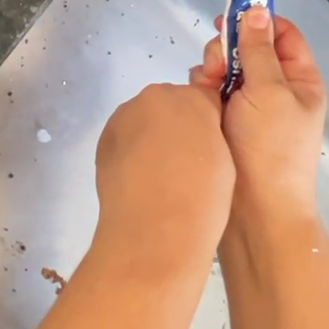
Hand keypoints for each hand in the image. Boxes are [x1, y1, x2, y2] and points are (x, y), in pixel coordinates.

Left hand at [91, 83, 234, 278]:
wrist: (154, 230)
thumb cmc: (202, 196)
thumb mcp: (224, 157)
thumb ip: (211, 130)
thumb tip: (198, 130)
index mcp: (189, 98)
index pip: (205, 99)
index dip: (210, 124)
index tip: (212, 149)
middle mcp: (151, 98)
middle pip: (170, 105)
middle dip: (178, 126)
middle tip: (187, 164)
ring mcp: (122, 118)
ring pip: (144, 120)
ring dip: (152, 138)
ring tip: (162, 176)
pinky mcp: (103, 140)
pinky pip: (125, 138)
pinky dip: (133, 152)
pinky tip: (141, 180)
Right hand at [190, 8, 327, 214]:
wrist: (254, 210)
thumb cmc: (271, 149)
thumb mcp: (270, 93)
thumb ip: (258, 49)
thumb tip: (256, 10)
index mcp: (298, 80)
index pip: (281, 33)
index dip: (258, 19)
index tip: (231, 14)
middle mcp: (273, 88)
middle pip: (246, 46)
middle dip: (227, 49)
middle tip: (219, 66)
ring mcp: (246, 104)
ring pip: (222, 67)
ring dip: (211, 71)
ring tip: (209, 92)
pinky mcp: (222, 118)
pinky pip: (206, 89)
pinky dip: (200, 90)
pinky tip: (199, 103)